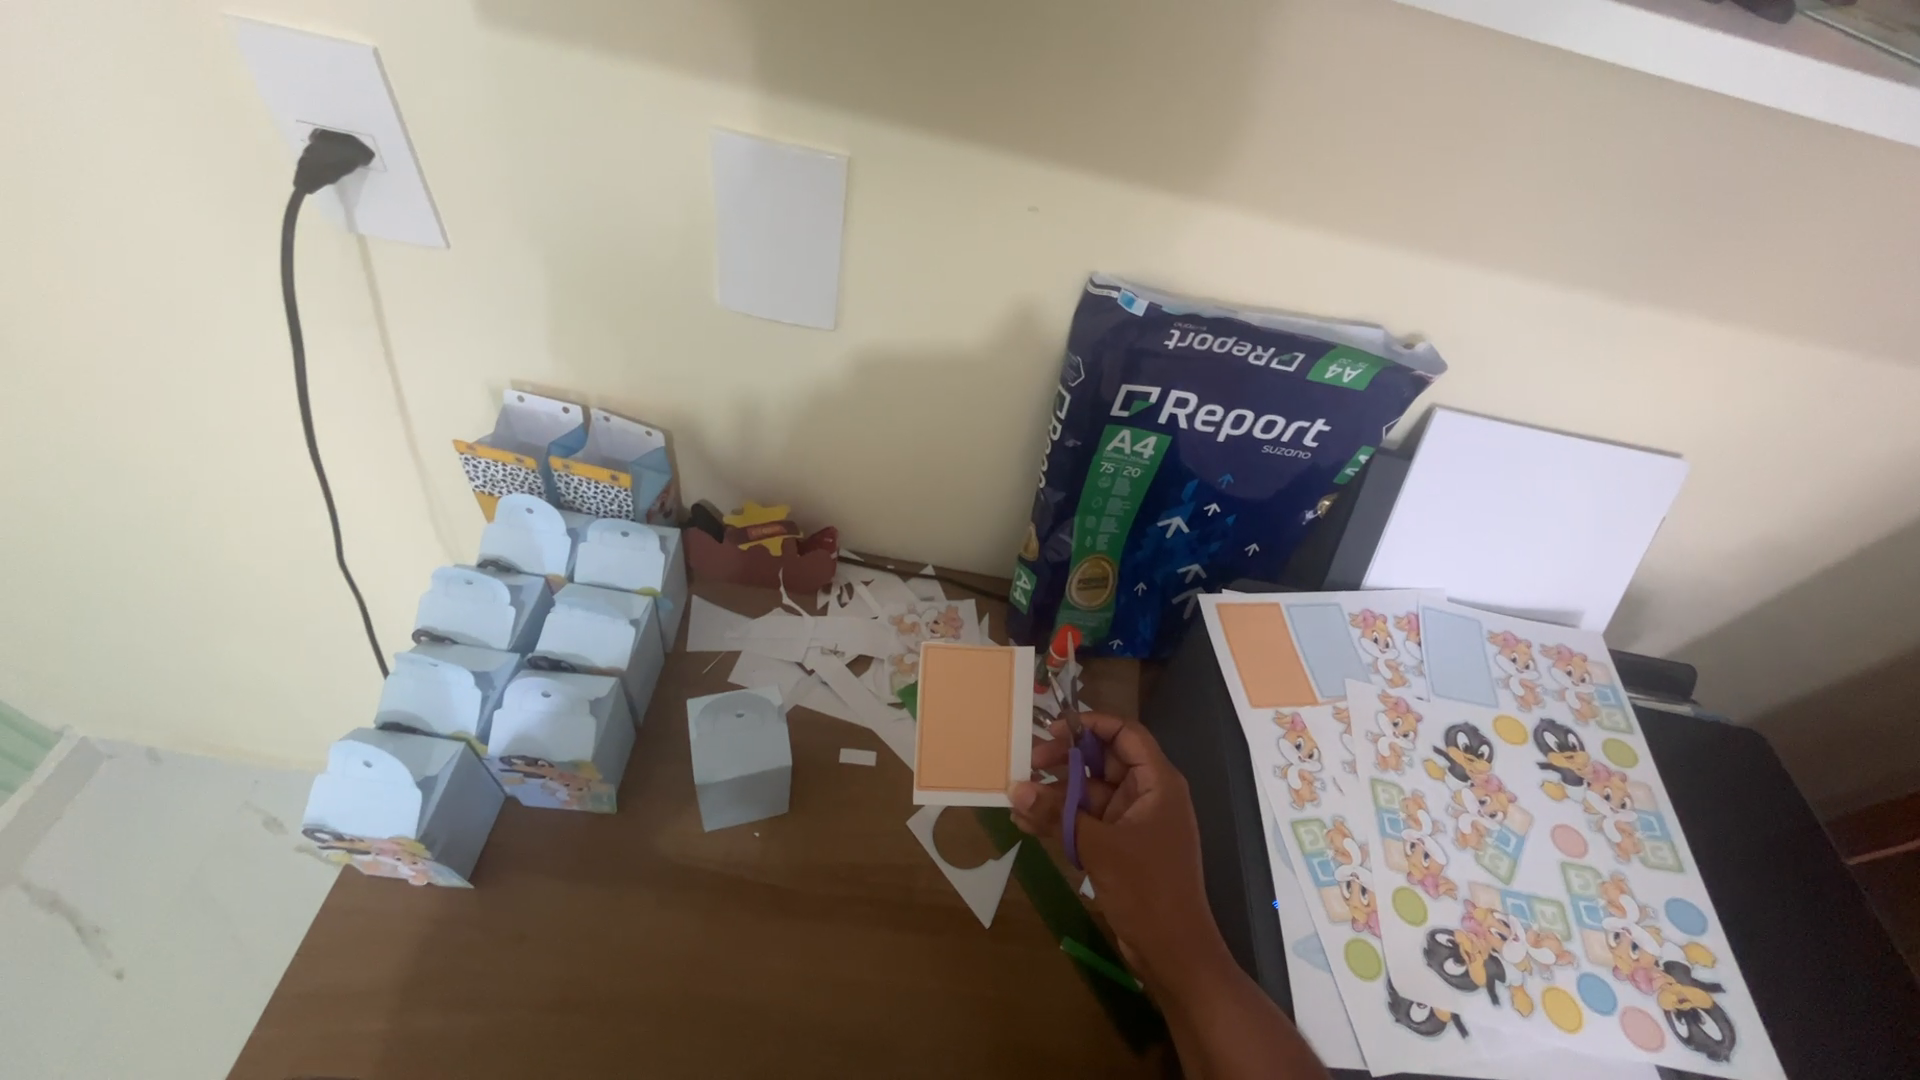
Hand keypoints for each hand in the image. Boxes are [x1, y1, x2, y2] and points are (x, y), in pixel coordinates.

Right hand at [1009, 712, 1230, 991]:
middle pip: (1103, 761)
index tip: (1052, 731)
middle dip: (1064, 761)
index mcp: (1157, 782)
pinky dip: (1062, 820)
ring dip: (1057, 794)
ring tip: (1018, 798)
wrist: (1175, 954)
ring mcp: (1134, 822)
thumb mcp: (1098, 847)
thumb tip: (1015, 788)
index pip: (1125, 733)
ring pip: (1090, 793)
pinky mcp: (1122, 846)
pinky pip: (1088, 821)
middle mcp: (1148, 795)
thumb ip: (1056, 814)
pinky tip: (1028, 823)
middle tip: (1028, 765)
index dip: (1090, 725)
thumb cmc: (1148, 890)